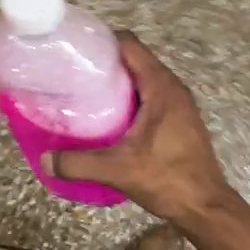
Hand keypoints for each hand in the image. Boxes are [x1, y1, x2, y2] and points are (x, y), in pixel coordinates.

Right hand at [43, 32, 235, 225]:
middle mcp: (172, 88)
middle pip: (134, 60)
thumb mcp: (118, 169)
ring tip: (83, 95)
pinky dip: (127, 101)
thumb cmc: (167, 179)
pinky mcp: (178, 122)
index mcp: (161, 87)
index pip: (130, 45)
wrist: (205, 207)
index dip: (101, 41)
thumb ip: (78, 163)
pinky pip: (148, 98)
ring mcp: (178, 105)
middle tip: (71, 74)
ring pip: (141, 81)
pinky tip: (106, 120)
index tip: (74, 50)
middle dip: (104, 63)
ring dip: (115, 84)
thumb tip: (45, 159)